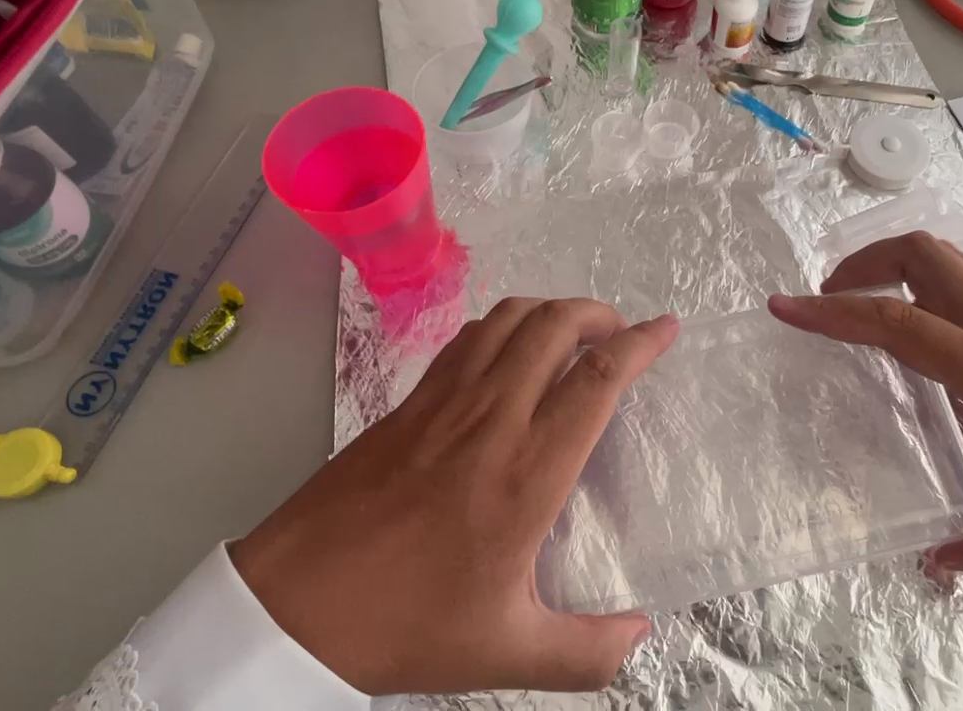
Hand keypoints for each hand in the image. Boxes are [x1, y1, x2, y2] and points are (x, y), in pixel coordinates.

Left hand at [230, 299, 678, 694]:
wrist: (296, 604)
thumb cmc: (408, 622)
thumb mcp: (506, 652)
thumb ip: (585, 652)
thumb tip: (641, 636)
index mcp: (530, 470)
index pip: (597, 378)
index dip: (640, 344)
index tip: (666, 329)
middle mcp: (494, 416)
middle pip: (556, 324)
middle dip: (599, 313)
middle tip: (621, 334)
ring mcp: (447, 400)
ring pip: (510, 318)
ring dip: (552, 310)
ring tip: (573, 334)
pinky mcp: (411, 400)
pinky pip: (469, 337)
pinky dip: (505, 325)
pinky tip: (509, 353)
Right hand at [768, 233, 962, 594]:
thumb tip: (938, 569)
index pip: (898, 324)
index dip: (833, 312)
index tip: (784, 305)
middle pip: (921, 254)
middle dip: (862, 262)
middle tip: (832, 297)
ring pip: (948, 259)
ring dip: (897, 267)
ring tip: (873, 308)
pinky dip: (934, 287)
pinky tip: (941, 340)